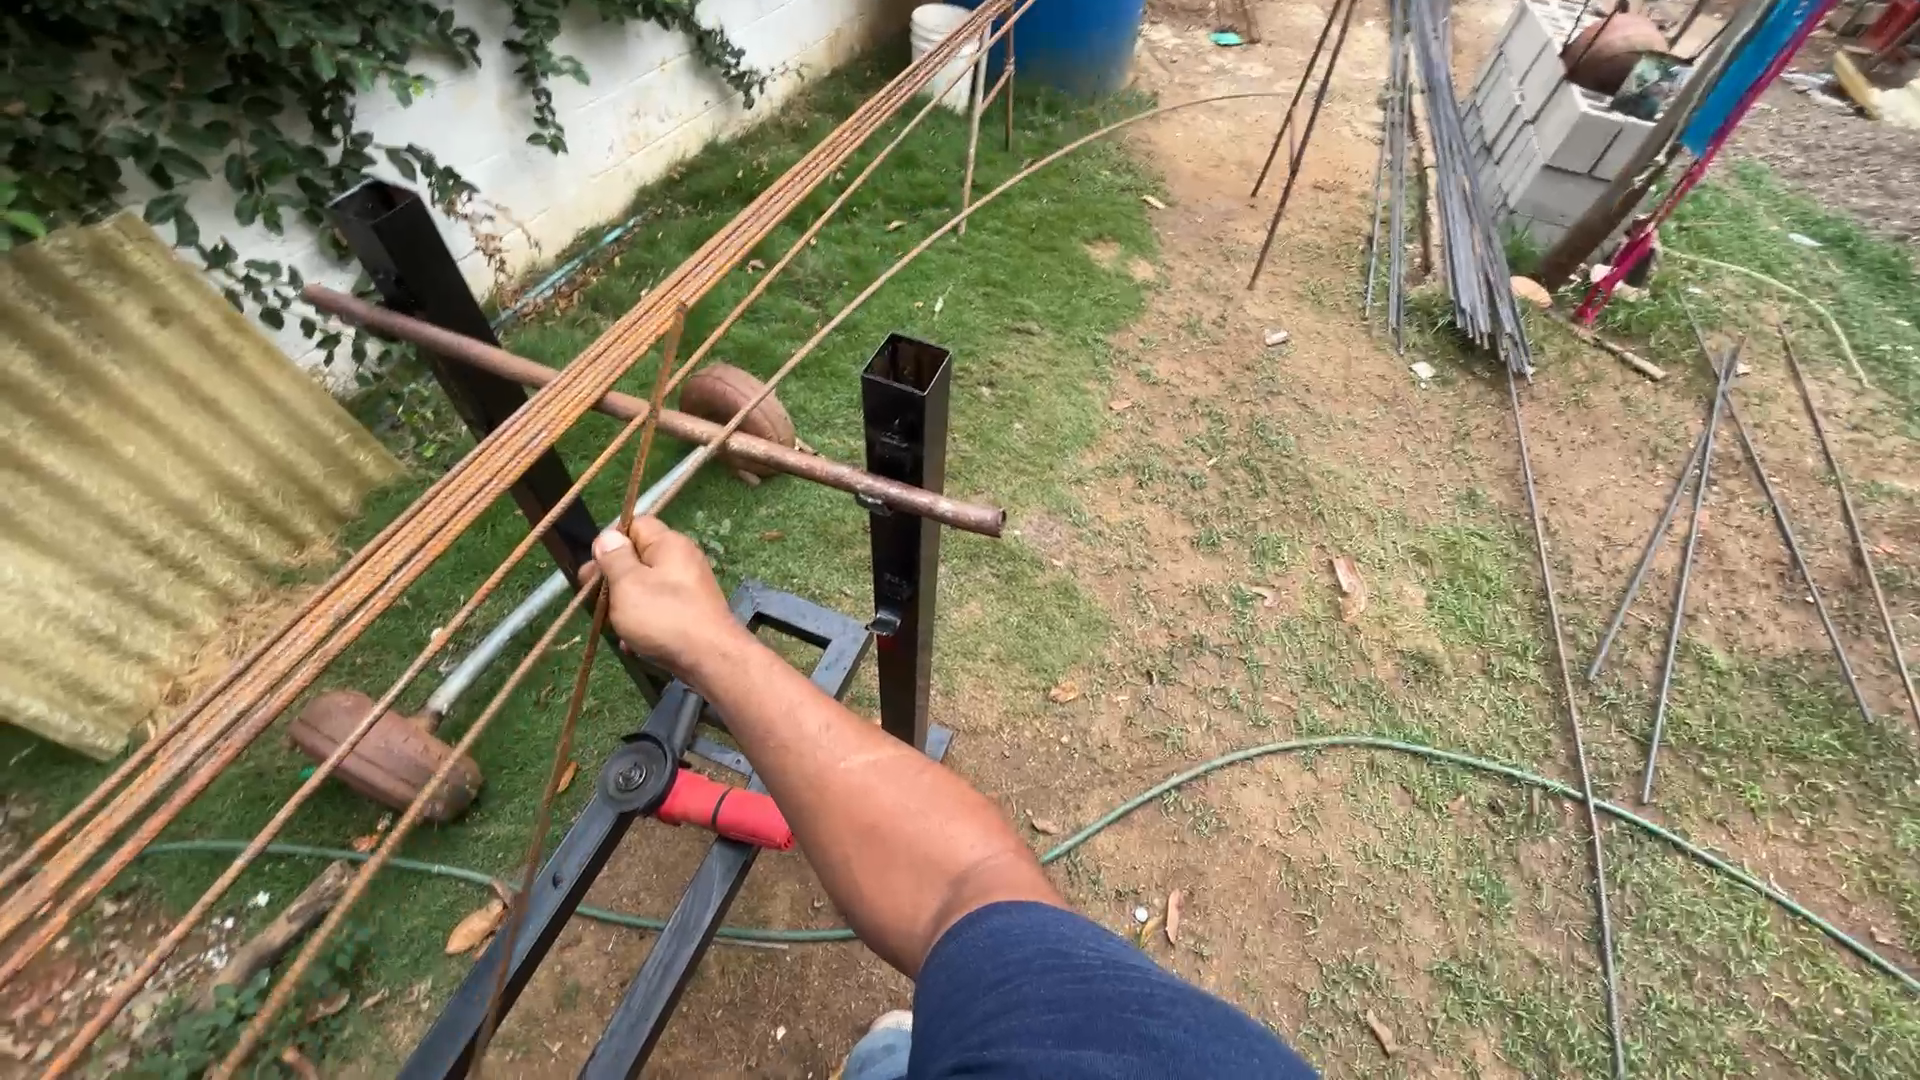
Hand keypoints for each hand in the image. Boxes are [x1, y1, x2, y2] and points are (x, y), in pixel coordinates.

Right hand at [589, 516, 743, 674]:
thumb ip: (615, 558)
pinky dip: (643, 624)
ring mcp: (688, 587)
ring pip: (644, 588)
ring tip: (615, 627)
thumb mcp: (629, 583)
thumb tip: (609, 537)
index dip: (610, 541)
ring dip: (624, 607)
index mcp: (670, 544)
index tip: (594, 567)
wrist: (710, 658)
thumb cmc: (665, 616)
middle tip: (595, 600)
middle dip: (613, 579)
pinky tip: (632, 643)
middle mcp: (682, 560)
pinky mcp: (690, 612)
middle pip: (637, 558)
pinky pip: (657, 611)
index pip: (635, 525)